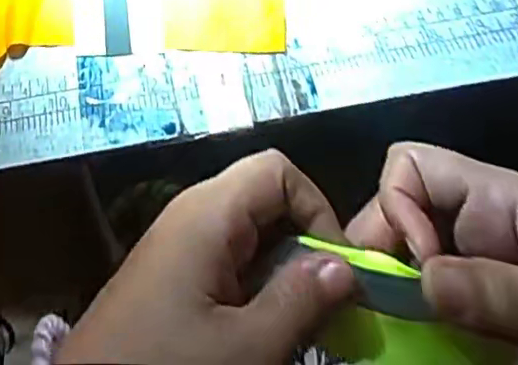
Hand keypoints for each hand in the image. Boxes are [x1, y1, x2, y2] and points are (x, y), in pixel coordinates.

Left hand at [60, 150, 355, 363]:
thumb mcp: (243, 348)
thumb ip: (300, 301)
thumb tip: (345, 267)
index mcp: (209, 211)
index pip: (278, 171)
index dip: (317, 208)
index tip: (337, 268)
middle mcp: (195, 211)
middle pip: (266, 198)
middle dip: (304, 243)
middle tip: (326, 303)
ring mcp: (181, 240)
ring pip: (251, 231)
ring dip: (283, 269)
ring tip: (298, 322)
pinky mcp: (172, 270)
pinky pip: (228, 258)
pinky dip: (256, 284)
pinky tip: (261, 328)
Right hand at [347, 143, 517, 364]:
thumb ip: (505, 293)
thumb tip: (418, 278)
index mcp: (500, 198)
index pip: (413, 166)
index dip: (397, 204)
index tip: (417, 267)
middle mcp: (484, 226)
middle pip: (405, 215)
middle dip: (384, 255)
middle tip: (377, 318)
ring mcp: (491, 272)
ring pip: (418, 266)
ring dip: (400, 299)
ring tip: (393, 342)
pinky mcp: (501, 319)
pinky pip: (446, 310)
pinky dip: (427, 333)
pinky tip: (428, 354)